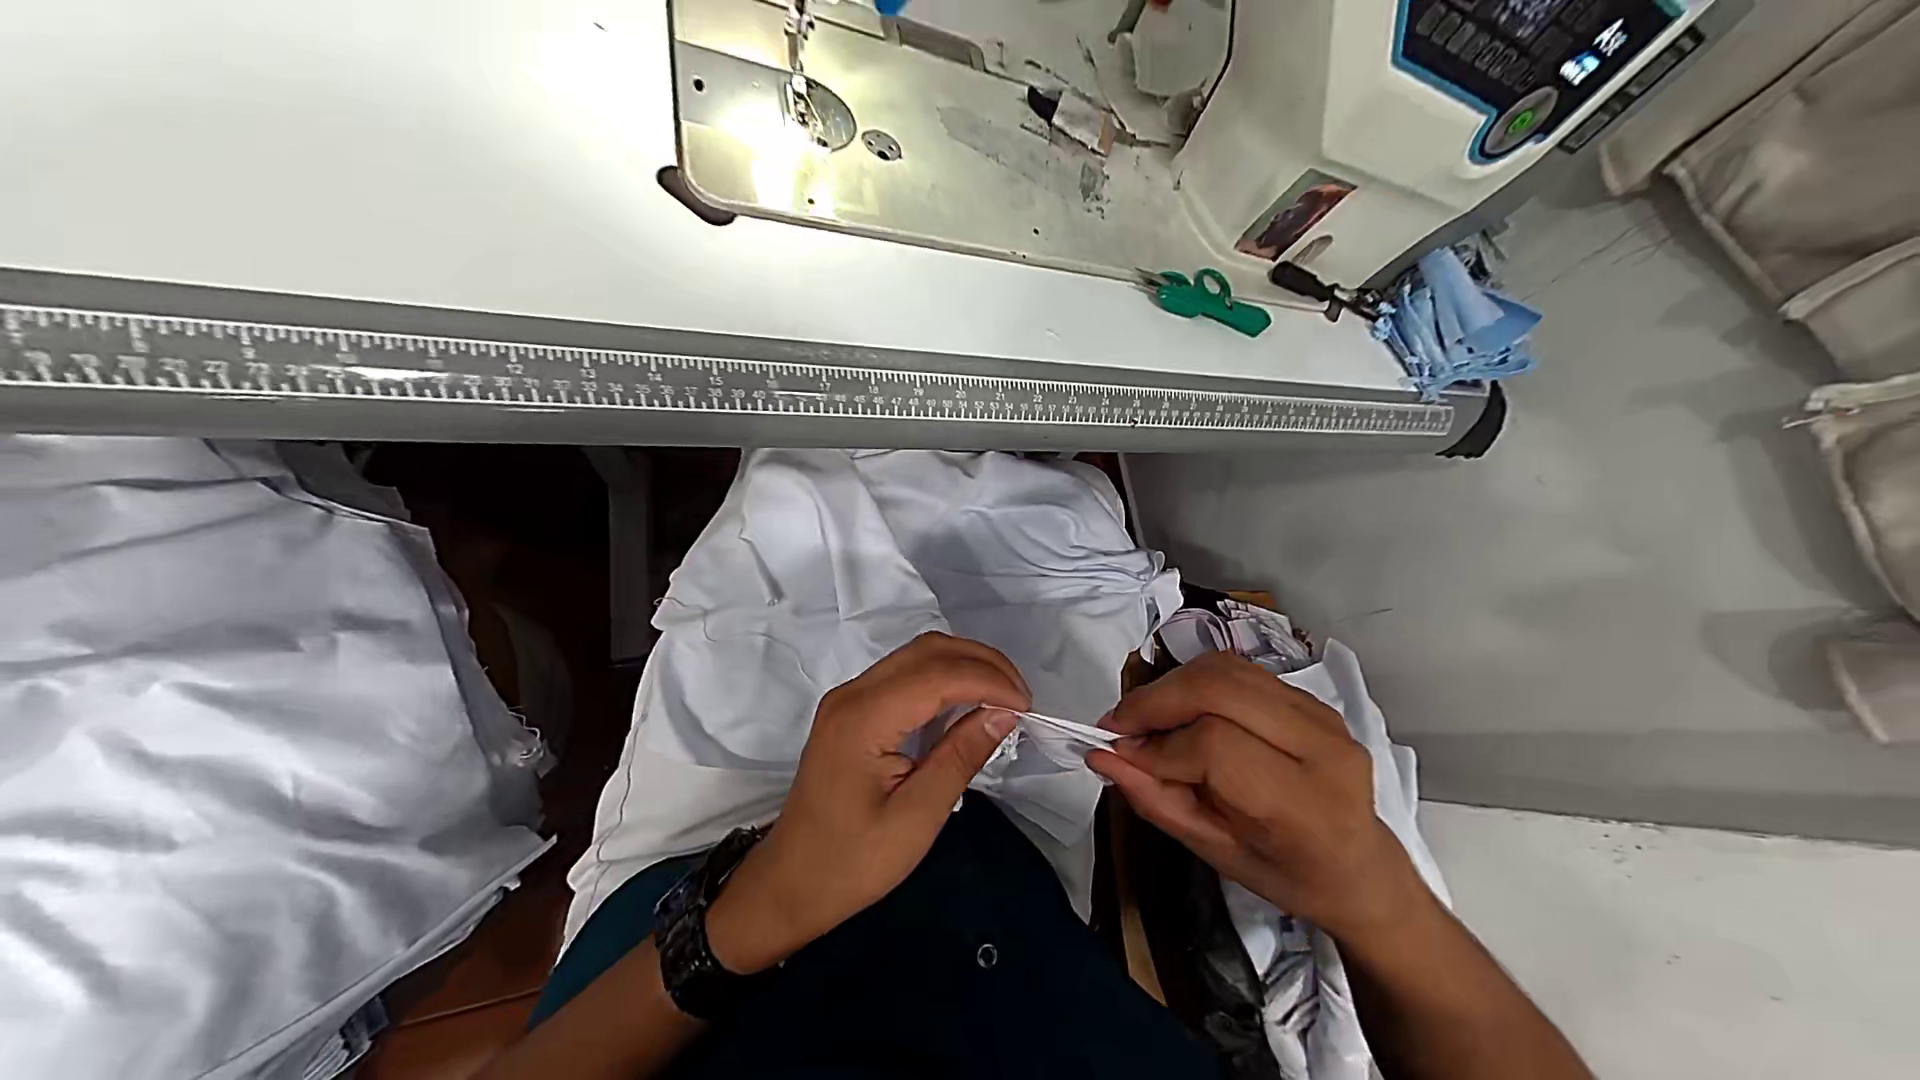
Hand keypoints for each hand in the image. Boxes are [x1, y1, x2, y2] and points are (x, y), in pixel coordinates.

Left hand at [704, 632, 1029, 973]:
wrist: (792, 883)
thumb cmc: (853, 861)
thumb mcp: (918, 815)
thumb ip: (961, 755)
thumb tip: (1003, 712)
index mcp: (863, 717)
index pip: (937, 674)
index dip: (987, 681)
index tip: (1026, 707)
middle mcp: (853, 693)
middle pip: (927, 650)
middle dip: (981, 663)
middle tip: (1021, 697)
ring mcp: (849, 698)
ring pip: (917, 656)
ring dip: (964, 666)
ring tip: (1003, 697)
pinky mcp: (853, 710)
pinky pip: (905, 675)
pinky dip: (944, 678)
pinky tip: (968, 702)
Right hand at [1088, 651, 1432, 941]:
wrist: (1359, 866)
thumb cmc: (1286, 872)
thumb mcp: (1214, 852)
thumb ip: (1155, 800)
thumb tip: (1103, 756)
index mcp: (1304, 804)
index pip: (1216, 746)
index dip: (1158, 747)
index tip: (1121, 755)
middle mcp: (1321, 745)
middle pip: (1219, 688)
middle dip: (1155, 700)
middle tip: (1121, 724)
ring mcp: (1320, 713)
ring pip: (1224, 668)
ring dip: (1170, 686)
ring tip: (1146, 717)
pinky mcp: (1309, 697)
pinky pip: (1237, 670)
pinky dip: (1193, 682)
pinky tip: (1180, 711)